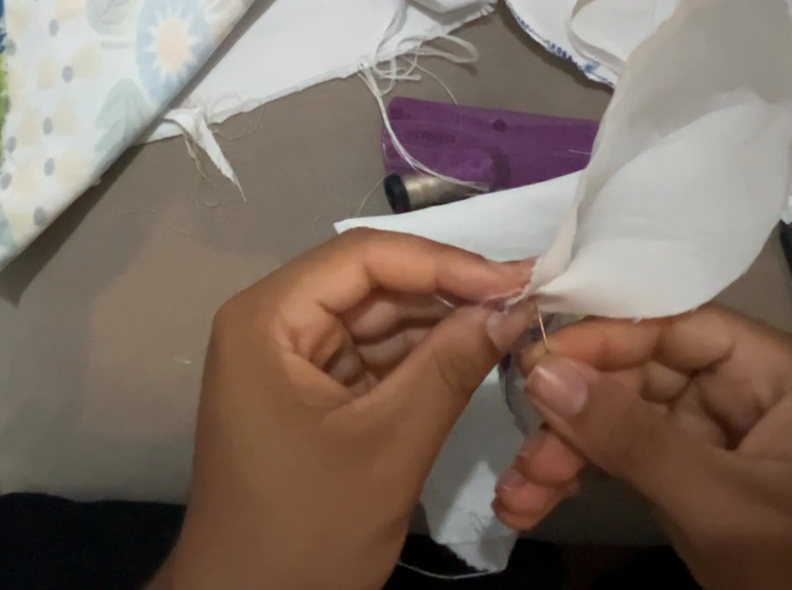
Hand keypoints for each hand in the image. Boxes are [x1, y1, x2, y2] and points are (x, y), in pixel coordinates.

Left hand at [151, 230, 535, 589]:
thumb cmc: (306, 533)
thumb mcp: (387, 449)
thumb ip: (449, 369)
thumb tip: (509, 309)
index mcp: (268, 317)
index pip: (361, 258)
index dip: (441, 261)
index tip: (513, 279)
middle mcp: (272, 319)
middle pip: (368, 282)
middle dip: (445, 290)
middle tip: (524, 298)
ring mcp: (288, 352)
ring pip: (373, 315)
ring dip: (438, 321)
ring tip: (510, 320)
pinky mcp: (307, 384)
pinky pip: (368, 352)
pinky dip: (419, 354)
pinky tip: (471, 350)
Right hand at [499, 305, 791, 589]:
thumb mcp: (725, 509)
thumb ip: (632, 438)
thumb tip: (538, 371)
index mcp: (769, 371)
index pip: (667, 325)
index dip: (598, 338)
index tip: (531, 363)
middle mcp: (737, 390)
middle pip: (632, 373)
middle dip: (571, 415)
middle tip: (522, 450)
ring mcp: (712, 435)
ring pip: (617, 417)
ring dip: (564, 453)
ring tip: (518, 494)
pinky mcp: (692, 477)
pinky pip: (625, 457)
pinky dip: (581, 477)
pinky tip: (535, 501)